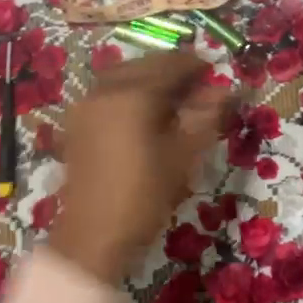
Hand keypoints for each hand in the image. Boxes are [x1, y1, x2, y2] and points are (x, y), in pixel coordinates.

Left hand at [50, 52, 235, 284]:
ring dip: (150, 77)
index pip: (172, 65)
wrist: (92, 238)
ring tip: (172, 98)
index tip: (215, 73)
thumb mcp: (183, 155)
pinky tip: (144, 110)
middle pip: (146, 65)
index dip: (196, 66)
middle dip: (173, 70)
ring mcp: (87, 104)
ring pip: (125, 74)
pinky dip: (129, 89)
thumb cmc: (143, 196)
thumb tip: (226, 90)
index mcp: (134, 93)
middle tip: (197, 86)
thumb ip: (205, 116)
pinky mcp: (77, 121)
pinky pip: (108, 90)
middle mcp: (106, 89)